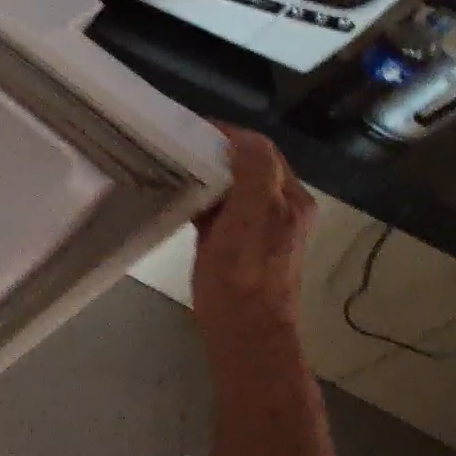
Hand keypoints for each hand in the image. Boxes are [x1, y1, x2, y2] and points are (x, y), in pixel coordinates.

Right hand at [191, 124, 314, 358]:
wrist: (244, 330)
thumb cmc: (243, 275)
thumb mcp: (250, 220)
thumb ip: (252, 176)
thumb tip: (241, 137)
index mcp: (288, 199)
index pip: (260, 150)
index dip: (226, 134)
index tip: (185, 125)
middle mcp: (279, 208)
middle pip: (245, 165)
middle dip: (211, 150)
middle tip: (169, 142)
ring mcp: (258, 227)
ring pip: (230, 185)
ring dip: (203, 172)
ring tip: (167, 163)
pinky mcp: (236, 243)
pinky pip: (218, 207)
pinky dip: (198, 196)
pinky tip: (175, 198)